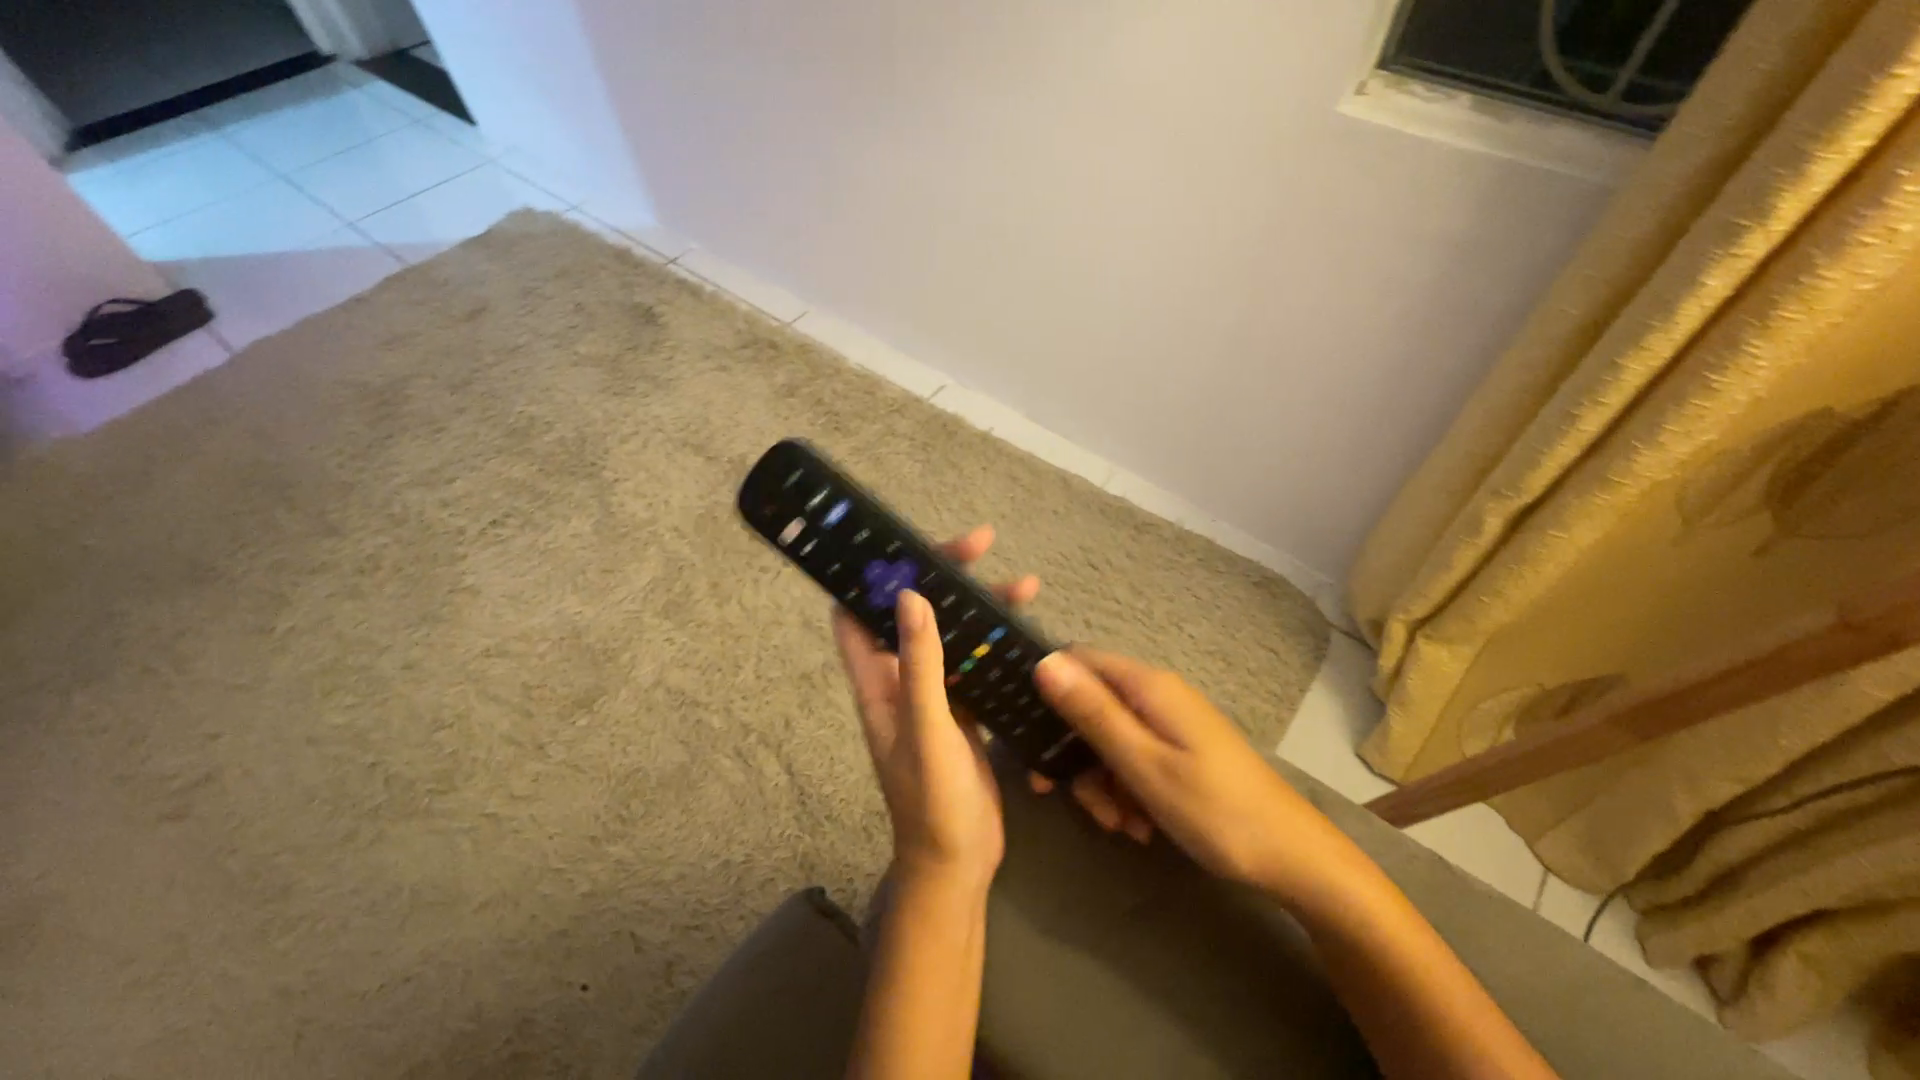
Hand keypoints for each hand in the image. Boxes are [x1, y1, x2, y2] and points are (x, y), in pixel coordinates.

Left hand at [833, 527, 1036, 891]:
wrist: (956, 864)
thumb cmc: (933, 802)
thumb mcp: (927, 730)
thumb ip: (920, 666)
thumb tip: (910, 596)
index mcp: (876, 683)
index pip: (857, 612)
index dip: (874, 574)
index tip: (911, 544)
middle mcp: (899, 682)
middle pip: (913, 613)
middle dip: (943, 576)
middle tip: (983, 543)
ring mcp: (932, 697)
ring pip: (950, 636)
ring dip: (978, 608)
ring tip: (1025, 586)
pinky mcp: (963, 713)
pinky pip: (974, 666)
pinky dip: (994, 645)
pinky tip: (1023, 634)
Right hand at [1032, 647, 1360, 901]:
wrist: (1290, 857)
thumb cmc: (1214, 809)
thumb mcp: (1143, 764)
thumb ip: (1093, 713)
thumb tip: (1044, 661)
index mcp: (1148, 688)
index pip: (1078, 661)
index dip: (1046, 691)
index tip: (1025, 736)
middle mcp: (1158, 697)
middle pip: (1090, 707)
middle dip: (1074, 754)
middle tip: (1067, 796)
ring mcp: (1172, 726)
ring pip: (1109, 741)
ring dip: (1101, 782)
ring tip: (1119, 823)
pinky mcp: (1181, 753)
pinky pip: (1135, 761)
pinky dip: (1127, 791)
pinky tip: (1139, 826)